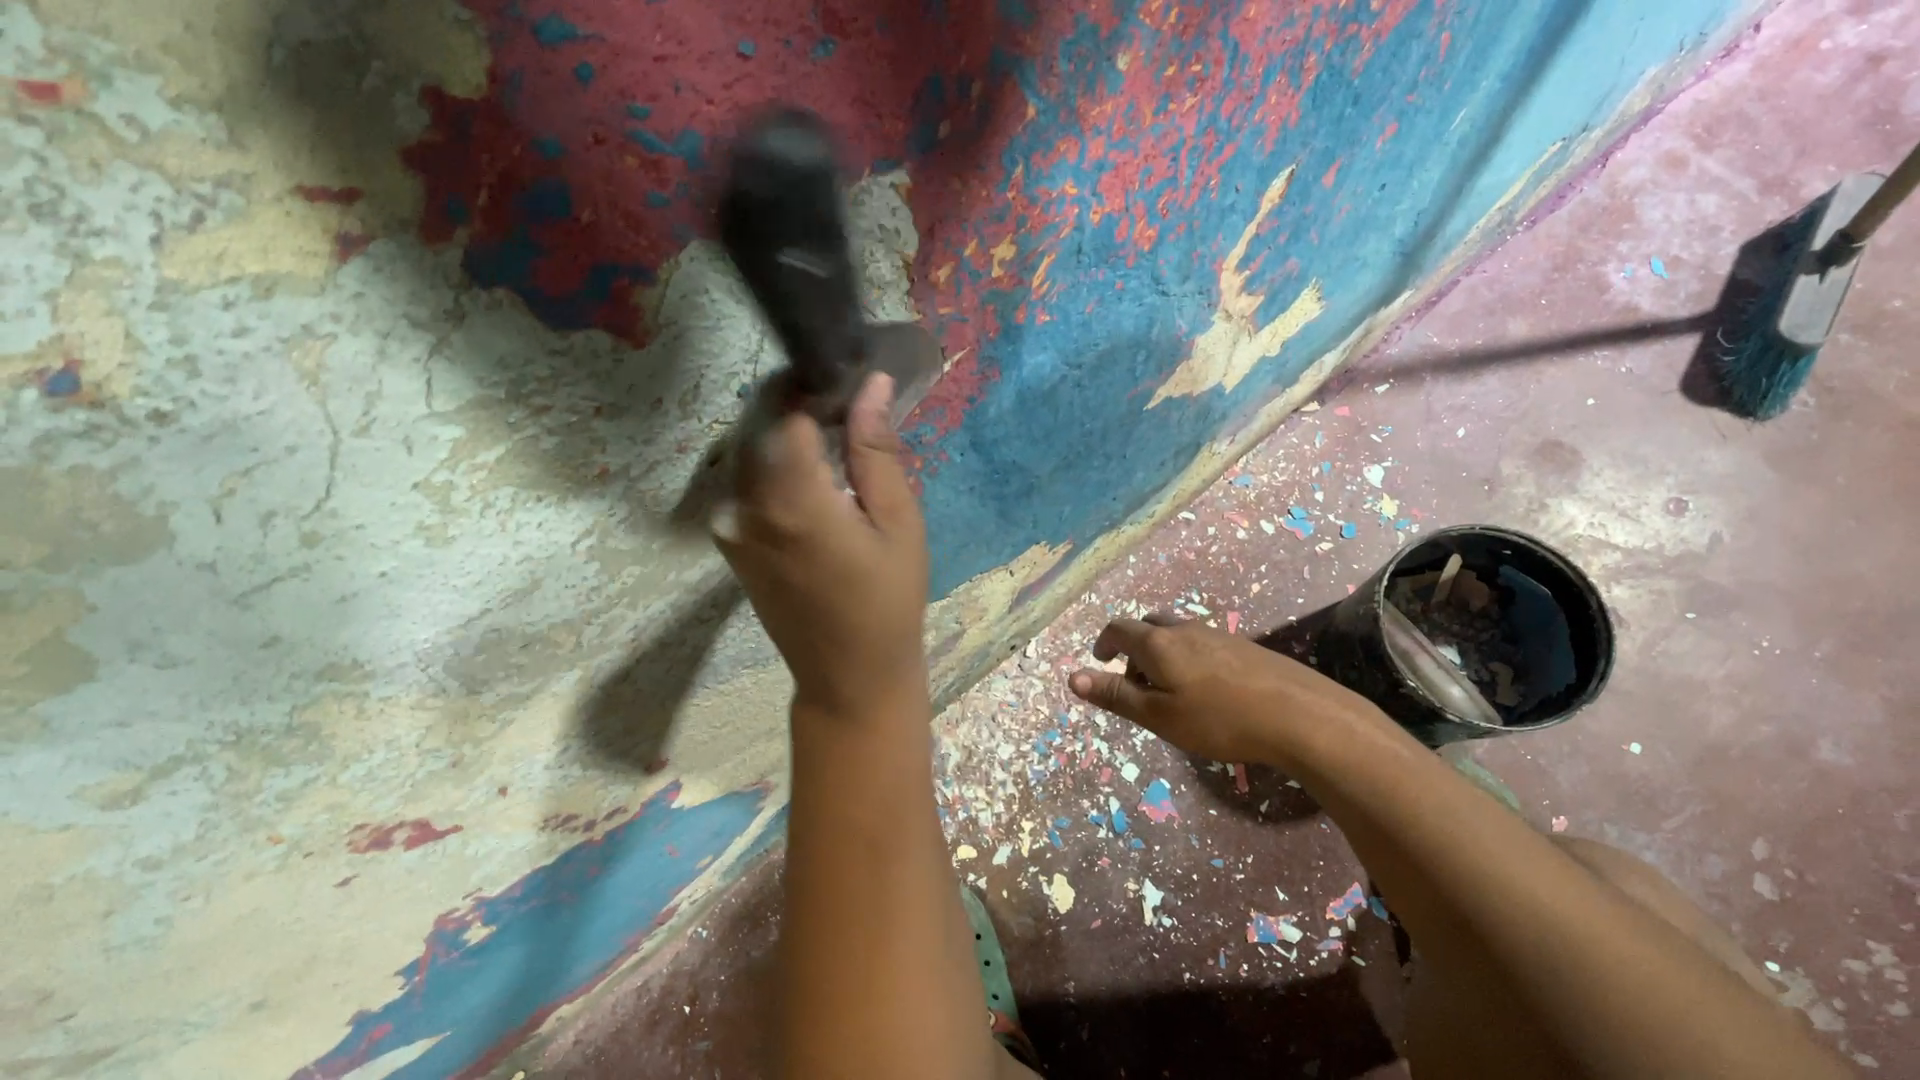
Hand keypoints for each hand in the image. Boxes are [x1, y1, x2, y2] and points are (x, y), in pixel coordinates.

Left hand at [712, 374, 929, 719]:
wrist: (846, 675)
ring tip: (831, 431)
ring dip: (781, 425)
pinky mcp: (727, 538)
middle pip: (758, 419)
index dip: (815, 382)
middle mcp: (745, 503)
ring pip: (745, 444)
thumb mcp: (898, 523)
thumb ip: (875, 450)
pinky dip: (769, 456)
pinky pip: (741, 475)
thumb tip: (872, 384)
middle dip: (797, 397)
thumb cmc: (887, 601)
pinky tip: (807, 468)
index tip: (848, 376)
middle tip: (845, 400)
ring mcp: (728, 522)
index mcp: (791, 498)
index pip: (786, 405)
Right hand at [1067, 615, 1373, 764]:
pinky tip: (1206, 694)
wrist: (1300, 715)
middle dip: (1132, 649)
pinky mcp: (1245, 649)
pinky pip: (1202, 646)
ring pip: (1177, 636)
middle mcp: (1185, 630)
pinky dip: (1188, 661)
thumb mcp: (1159, 716)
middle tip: (1133, 683)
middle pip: (1148, 627)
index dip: (1103, 644)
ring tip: (1168, 693)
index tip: (1100, 663)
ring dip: (1161, 656)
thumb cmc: (1219, 720)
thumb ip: (1116, 696)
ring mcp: (1219, 636)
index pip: (1118, 629)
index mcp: (1158, 643)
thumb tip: (1072, 678)